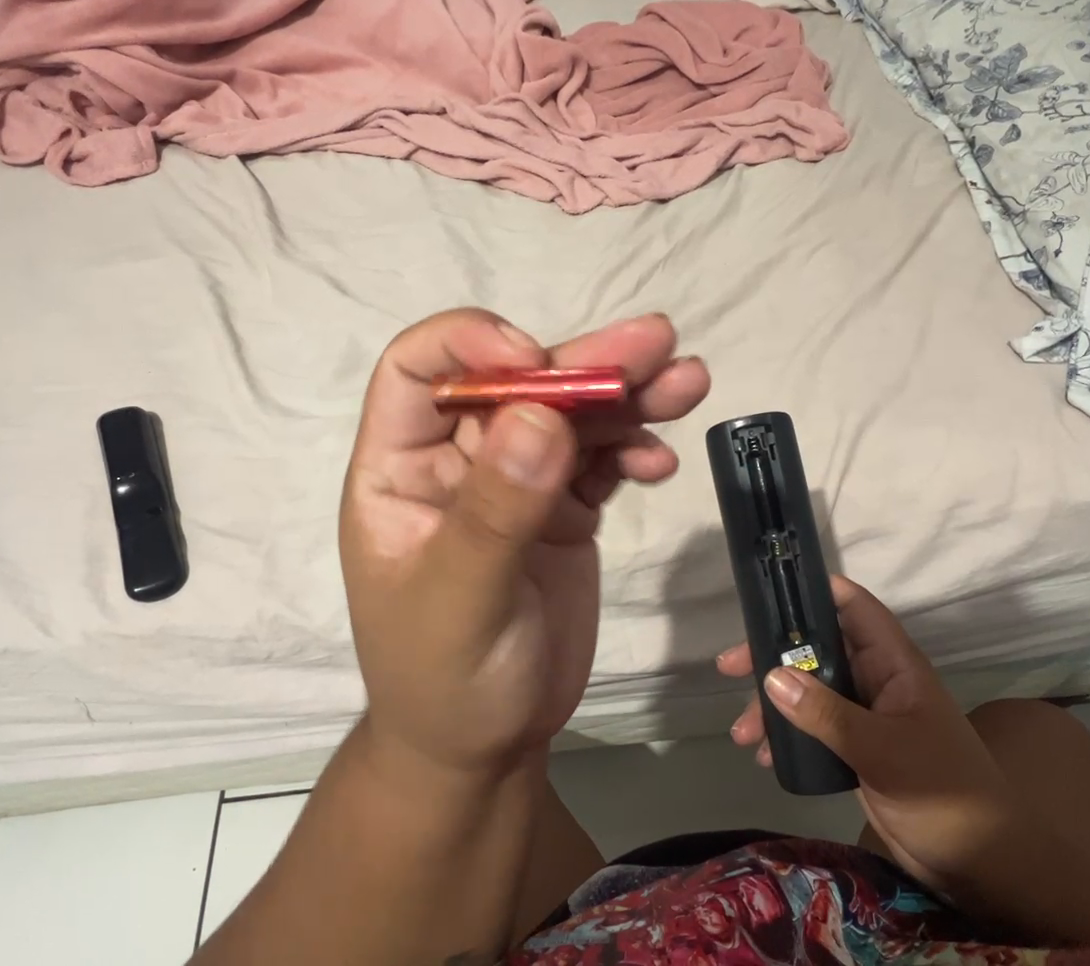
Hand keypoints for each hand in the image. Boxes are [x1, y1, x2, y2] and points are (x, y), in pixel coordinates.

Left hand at [342, 309, 709, 774]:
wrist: (485, 748)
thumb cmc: (445, 681)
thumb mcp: (460, 602)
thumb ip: (495, 511)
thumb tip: (541, 415)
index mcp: (400, 469)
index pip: (419, 371)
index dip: (470, 345)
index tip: (535, 358)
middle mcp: (457, 462)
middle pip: (517, 384)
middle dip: (584, 361)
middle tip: (657, 342)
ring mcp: (515, 483)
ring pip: (569, 416)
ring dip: (628, 395)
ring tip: (689, 379)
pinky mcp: (562, 511)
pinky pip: (599, 461)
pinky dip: (633, 450)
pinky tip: (661, 464)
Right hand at [718, 576, 1036, 896]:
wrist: (979, 863)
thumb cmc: (945, 793)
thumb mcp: (884, 750)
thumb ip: (828, 714)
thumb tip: (772, 677)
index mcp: (895, 665)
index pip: (856, 609)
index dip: (818, 591)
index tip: (771, 593)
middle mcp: (876, 682)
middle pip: (818, 650)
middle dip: (773, 657)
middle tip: (730, 669)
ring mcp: (865, 716)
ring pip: (808, 691)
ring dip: (773, 705)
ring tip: (743, 736)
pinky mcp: (856, 749)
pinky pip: (812, 727)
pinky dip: (787, 736)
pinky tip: (767, 757)